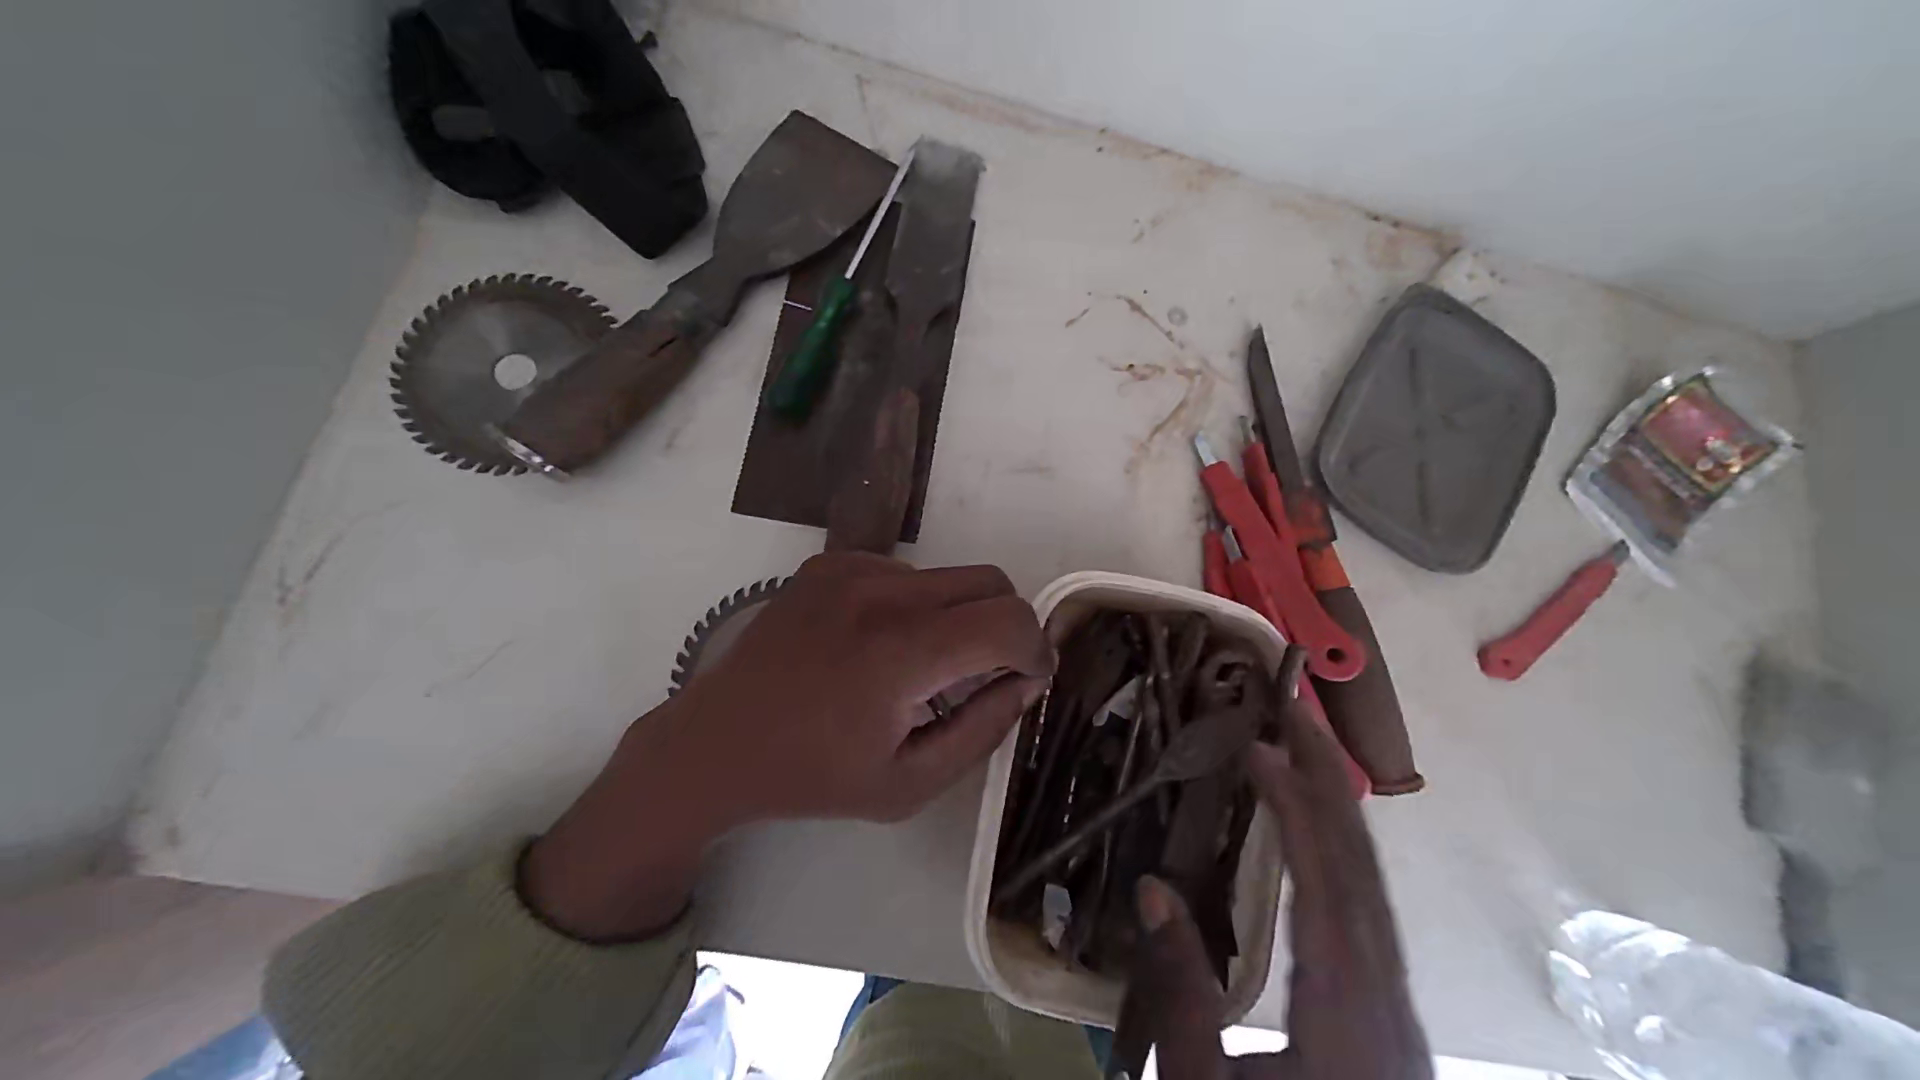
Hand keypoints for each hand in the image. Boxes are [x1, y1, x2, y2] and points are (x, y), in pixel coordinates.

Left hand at [672, 551, 1054, 821]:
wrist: (717, 744)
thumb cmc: (813, 776)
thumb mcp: (910, 782)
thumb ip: (983, 731)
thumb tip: (1026, 683)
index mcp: (901, 652)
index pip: (1009, 621)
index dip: (1036, 650)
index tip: (1027, 680)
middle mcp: (880, 593)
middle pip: (990, 582)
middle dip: (1005, 628)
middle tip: (980, 677)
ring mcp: (850, 570)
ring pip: (948, 577)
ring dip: (957, 618)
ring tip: (918, 669)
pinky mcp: (828, 564)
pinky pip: (904, 572)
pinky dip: (914, 606)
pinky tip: (877, 646)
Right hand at [1130, 685, 1430, 1079]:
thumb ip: (1185, 993)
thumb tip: (1153, 888)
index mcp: (1340, 1008)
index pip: (1321, 883)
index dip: (1295, 807)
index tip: (1258, 748)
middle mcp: (1381, 990)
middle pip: (1361, 864)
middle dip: (1329, 779)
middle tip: (1291, 712)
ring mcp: (1393, 995)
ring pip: (1373, 879)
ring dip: (1338, 804)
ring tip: (1302, 746)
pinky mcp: (1386, 1000)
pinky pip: (1367, 900)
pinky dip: (1342, 843)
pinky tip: (1316, 826)